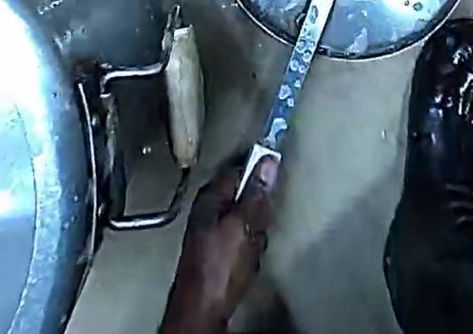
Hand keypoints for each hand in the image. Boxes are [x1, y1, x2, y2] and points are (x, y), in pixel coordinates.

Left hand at [159, 159, 276, 333]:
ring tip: (251, 252)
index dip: (258, 180)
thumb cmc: (219, 265)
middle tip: (257, 230)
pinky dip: (248, 253)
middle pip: (244, 199)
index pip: (239, 171)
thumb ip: (256, 194)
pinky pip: (241, 243)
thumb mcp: (243, 225)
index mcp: (210, 195)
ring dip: (255, 237)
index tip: (270, 192)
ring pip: (246, 224)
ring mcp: (211, 231)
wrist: (202, 309)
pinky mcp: (216, 253)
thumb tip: (268, 162)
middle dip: (257, 216)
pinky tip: (246, 265)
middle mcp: (207, 209)